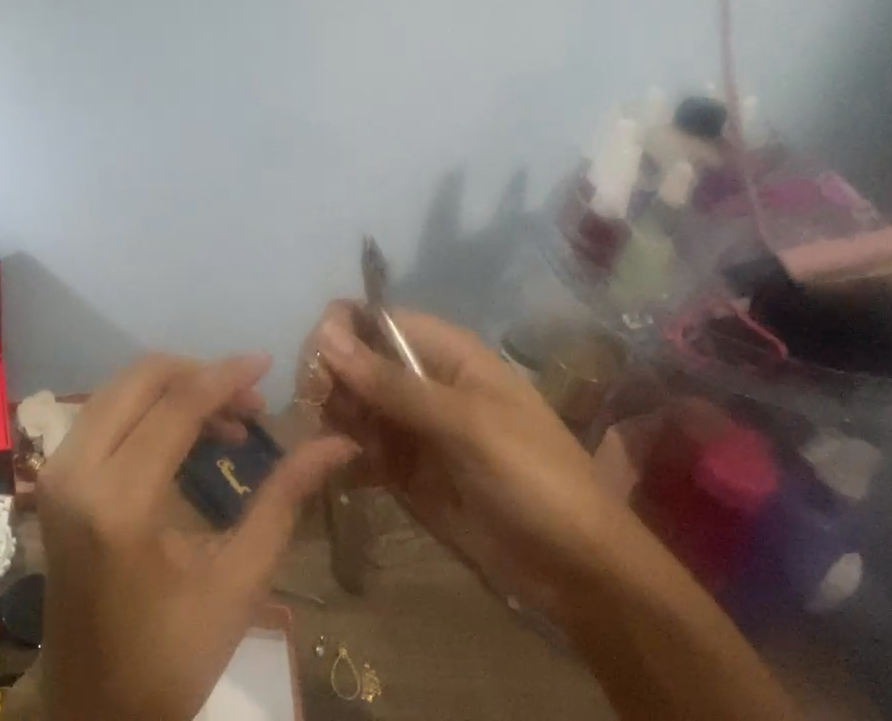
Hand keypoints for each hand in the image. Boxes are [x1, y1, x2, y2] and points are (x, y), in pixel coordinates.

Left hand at [18, 353, 358, 720]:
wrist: (92, 705)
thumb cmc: (172, 657)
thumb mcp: (238, 582)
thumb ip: (282, 500)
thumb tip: (336, 442)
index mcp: (120, 503)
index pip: (176, 406)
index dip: (226, 377)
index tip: (268, 365)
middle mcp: (76, 473)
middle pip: (138, 380)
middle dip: (198, 376)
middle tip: (250, 401)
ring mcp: (56, 474)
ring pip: (115, 391)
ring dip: (171, 390)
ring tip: (227, 421)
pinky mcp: (53, 482)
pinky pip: (100, 417)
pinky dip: (144, 410)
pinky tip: (185, 434)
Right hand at [309, 304, 653, 609]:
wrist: (577, 570)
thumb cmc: (533, 480)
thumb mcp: (465, 425)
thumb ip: (391, 382)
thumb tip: (325, 333)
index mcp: (448, 355)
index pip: (376, 321)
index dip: (340, 333)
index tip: (314, 368)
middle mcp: (424, 384)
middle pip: (356, 363)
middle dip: (330, 383)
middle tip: (318, 419)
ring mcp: (413, 429)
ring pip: (351, 406)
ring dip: (332, 423)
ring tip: (330, 452)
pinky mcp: (405, 472)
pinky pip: (360, 451)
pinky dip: (342, 459)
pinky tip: (336, 473)